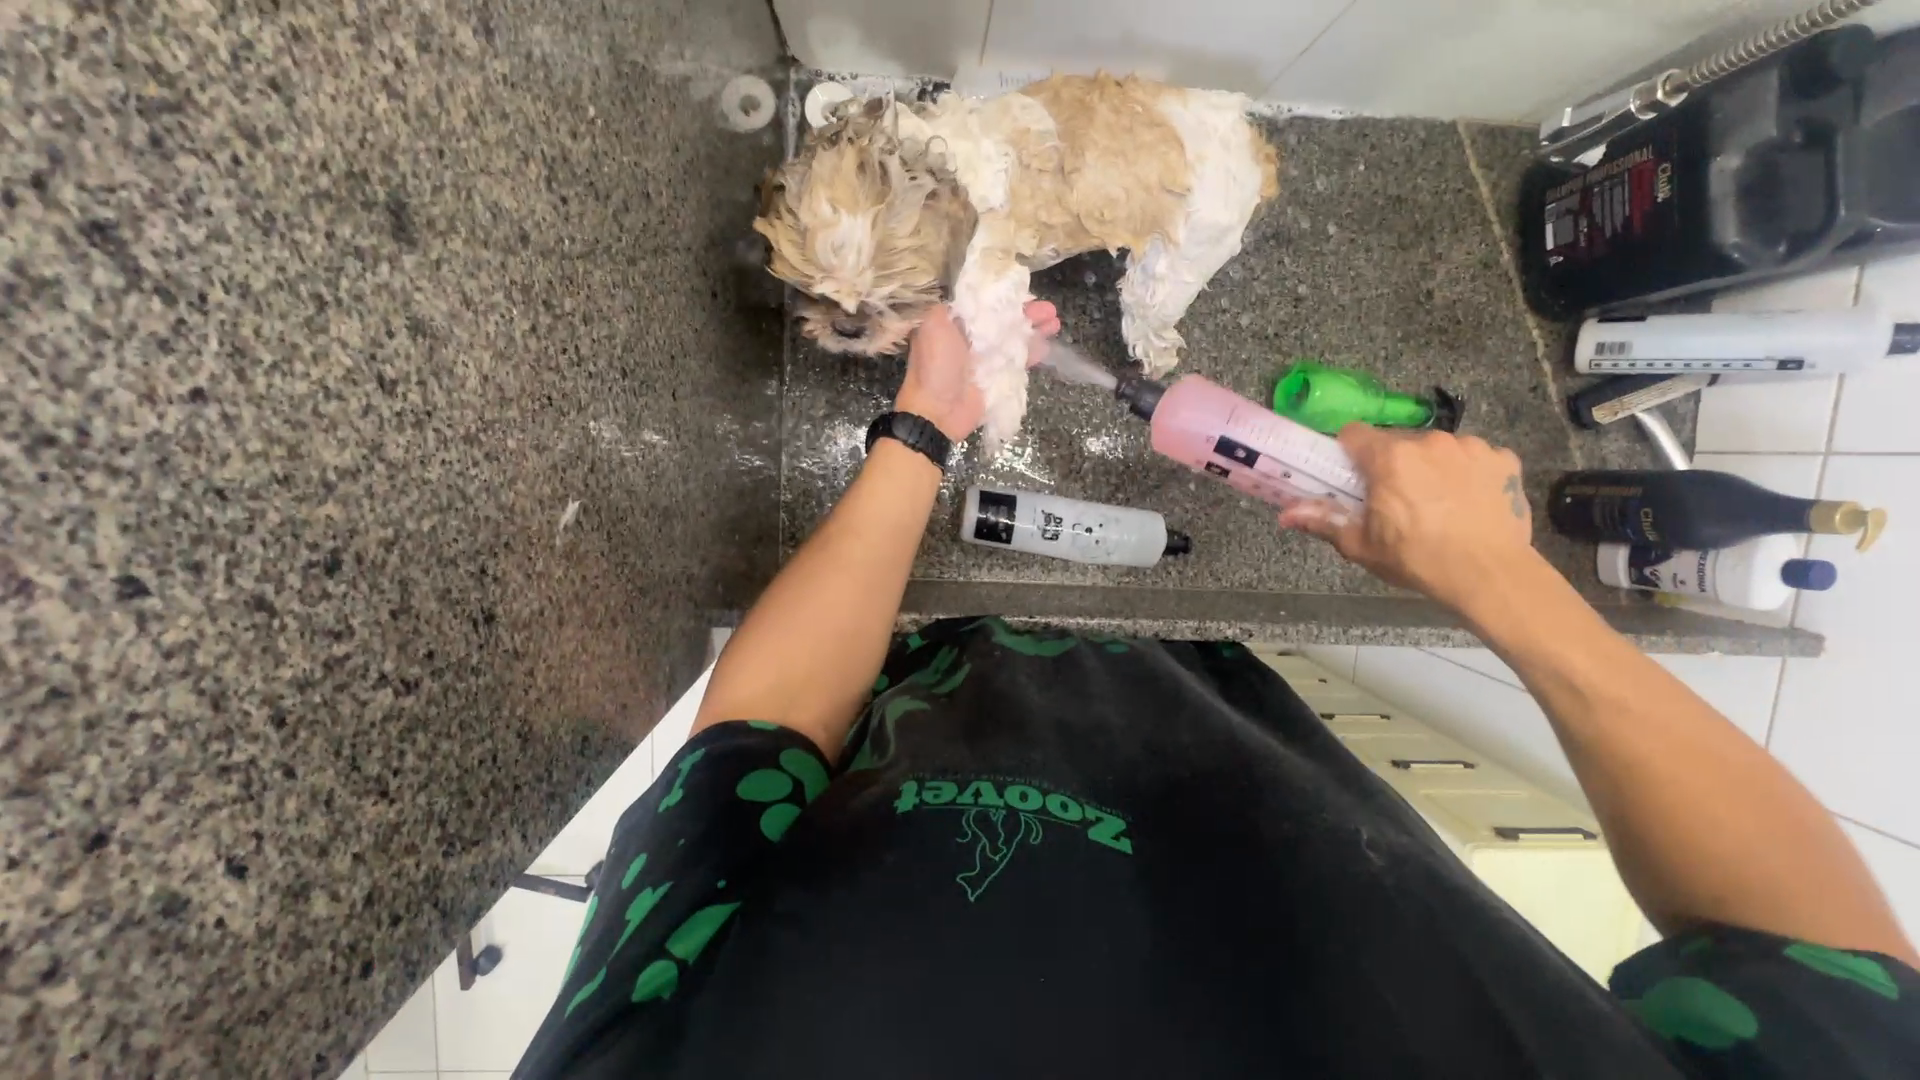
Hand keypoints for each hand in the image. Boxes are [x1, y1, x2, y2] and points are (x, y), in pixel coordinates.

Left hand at [895, 301, 1060, 439]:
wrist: (937, 411)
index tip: (1025, 291)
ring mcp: (986, 360)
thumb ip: (951, 307)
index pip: (985, 305)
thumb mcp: (934, 325)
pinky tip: (1047, 345)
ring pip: (1015, 339)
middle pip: (1005, 321)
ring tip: (1055, 322)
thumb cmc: (935, 366)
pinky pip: (1018, 362)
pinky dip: (1033, 353)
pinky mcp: (997, 379)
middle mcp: (971, 339)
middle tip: (1049, 309)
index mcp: (954, 324)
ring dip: (1035, 330)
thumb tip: (974, 297)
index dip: (1005, 297)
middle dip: (1027, 313)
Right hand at [1278, 425, 1535, 613]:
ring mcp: (1471, 447)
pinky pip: (1475, 458)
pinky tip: (1470, 502)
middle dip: (1393, 465)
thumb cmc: (1418, 560)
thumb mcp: (1361, 546)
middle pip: (1398, 443)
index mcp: (1389, 458)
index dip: (1348, 452)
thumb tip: (1285, 515)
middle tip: (1396, 500)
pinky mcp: (1504, 459)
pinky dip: (1469, 474)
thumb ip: (1323, 522)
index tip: (1352, 475)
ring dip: (1431, 467)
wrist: (1491, 574)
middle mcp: (1429, 442)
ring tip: (1438, 504)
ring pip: (1437, 449)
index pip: (1354, 433)